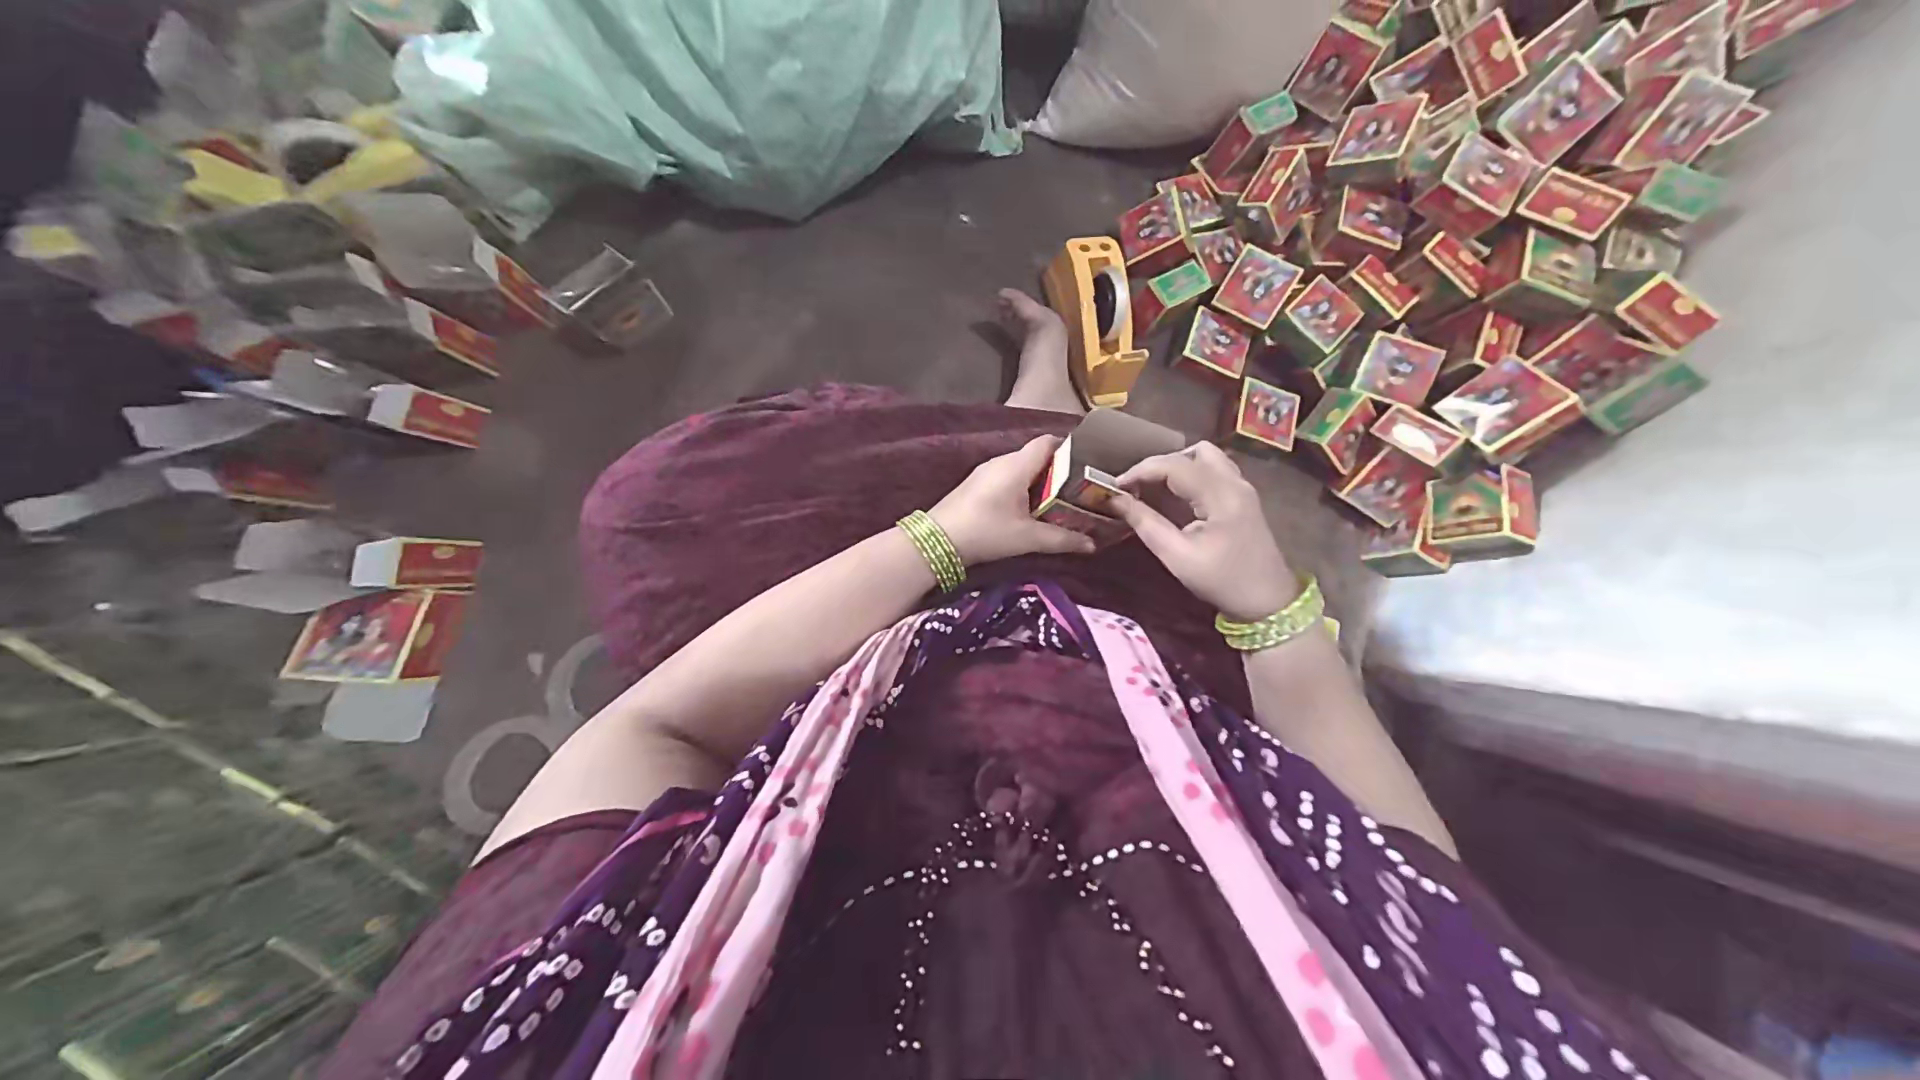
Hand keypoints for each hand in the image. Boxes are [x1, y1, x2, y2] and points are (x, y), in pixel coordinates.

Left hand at [929, 435, 1097, 564]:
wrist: (936, 541)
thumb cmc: (986, 532)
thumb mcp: (1027, 538)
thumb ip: (1062, 539)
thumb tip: (1092, 545)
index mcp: (1017, 465)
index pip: (1048, 441)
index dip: (1069, 449)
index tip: (1086, 466)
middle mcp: (1001, 461)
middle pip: (1036, 456)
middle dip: (1058, 471)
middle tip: (1077, 490)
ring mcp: (985, 472)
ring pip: (1020, 468)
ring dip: (1038, 482)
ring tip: (1057, 502)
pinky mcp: (975, 485)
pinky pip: (1006, 478)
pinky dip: (1021, 488)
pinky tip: (1027, 510)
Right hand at [1109, 443, 1296, 621]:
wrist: (1268, 600)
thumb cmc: (1222, 581)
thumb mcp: (1178, 557)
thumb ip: (1146, 524)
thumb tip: (1116, 501)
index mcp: (1221, 496)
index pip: (1174, 465)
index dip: (1141, 471)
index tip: (1116, 487)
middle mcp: (1234, 482)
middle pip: (1191, 452)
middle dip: (1158, 465)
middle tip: (1134, 487)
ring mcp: (1242, 486)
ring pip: (1205, 455)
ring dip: (1176, 464)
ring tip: (1154, 487)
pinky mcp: (1243, 495)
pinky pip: (1213, 468)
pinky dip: (1190, 471)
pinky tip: (1175, 493)